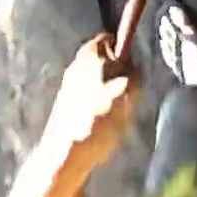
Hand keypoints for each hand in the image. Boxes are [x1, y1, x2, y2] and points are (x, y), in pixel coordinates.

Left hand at [39, 34, 135, 165]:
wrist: (67, 157)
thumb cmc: (101, 115)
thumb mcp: (131, 88)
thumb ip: (134, 70)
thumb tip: (131, 68)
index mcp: (91, 51)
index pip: (113, 39)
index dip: (126, 53)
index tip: (132, 72)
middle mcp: (75, 63)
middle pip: (104, 63)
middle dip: (116, 77)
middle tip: (127, 97)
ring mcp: (65, 88)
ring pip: (95, 85)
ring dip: (106, 97)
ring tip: (114, 118)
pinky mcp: (61, 111)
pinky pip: (86, 105)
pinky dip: (94, 113)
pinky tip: (100, 130)